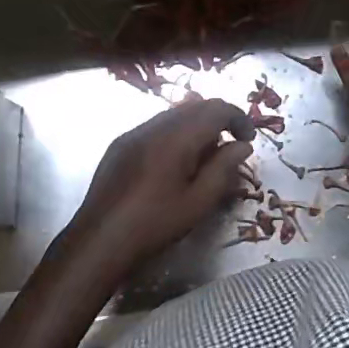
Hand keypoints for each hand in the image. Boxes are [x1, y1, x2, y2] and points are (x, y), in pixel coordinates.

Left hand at [61, 99, 255, 277]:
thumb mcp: (198, 202)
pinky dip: (174, 134)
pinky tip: (175, 164)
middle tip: (231, 147)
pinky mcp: (119, 145)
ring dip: (196, 127)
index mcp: (176, 138)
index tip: (249, 139)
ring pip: (174, 115)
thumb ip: (224, 168)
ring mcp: (133, 133)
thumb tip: (242, 146)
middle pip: (194, 106)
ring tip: (204, 158)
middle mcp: (154, 126)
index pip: (216, 109)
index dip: (238, 118)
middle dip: (219, 120)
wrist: (99, 241)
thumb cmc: (154, 225)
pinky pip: (155, 127)